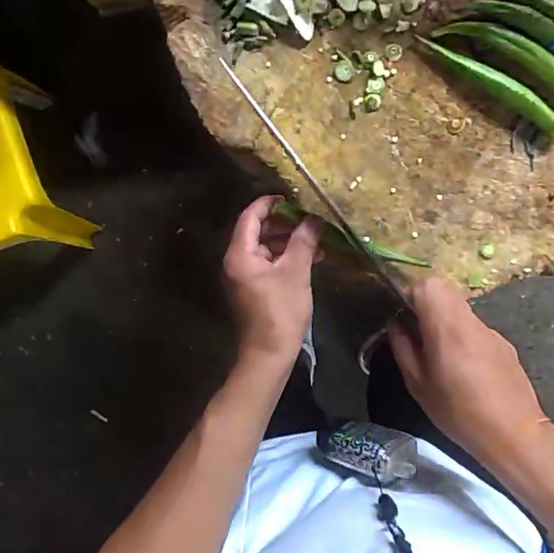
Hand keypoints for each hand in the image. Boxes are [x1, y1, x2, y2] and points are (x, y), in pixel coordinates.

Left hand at [222, 196, 318, 367]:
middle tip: (310, 218)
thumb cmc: (280, 313)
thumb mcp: (296, 273)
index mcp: (240, 255)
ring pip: (266, 248)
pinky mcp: (254, 289)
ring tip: (317, 239)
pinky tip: (311, 257)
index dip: (269, 204)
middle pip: (257, 231)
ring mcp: (244, 277)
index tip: (292, 197)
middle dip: (284, 223)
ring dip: (289, 241)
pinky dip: (286, 258)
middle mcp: (236, 262)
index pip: (250, 217)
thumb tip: (314, 219)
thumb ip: (303, 242)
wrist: (269, 355)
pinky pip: (269, 264)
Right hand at [388, 279, 553, 478]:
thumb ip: (403, 348)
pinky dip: (464, 338)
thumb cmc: (457, 410)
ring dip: (445, 323)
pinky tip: (465, 371)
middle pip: (446, 292)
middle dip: (427, 306)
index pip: (428, 286)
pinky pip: (476, 331)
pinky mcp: (505, 346)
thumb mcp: (418, 384)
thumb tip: (396, 325)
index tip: (402, 317)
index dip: (410, 295)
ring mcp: (492, 332)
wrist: (513, 433)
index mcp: (447, 326)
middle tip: (417, 336)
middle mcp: (471, 322)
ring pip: (461, 312)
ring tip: (439, 357)